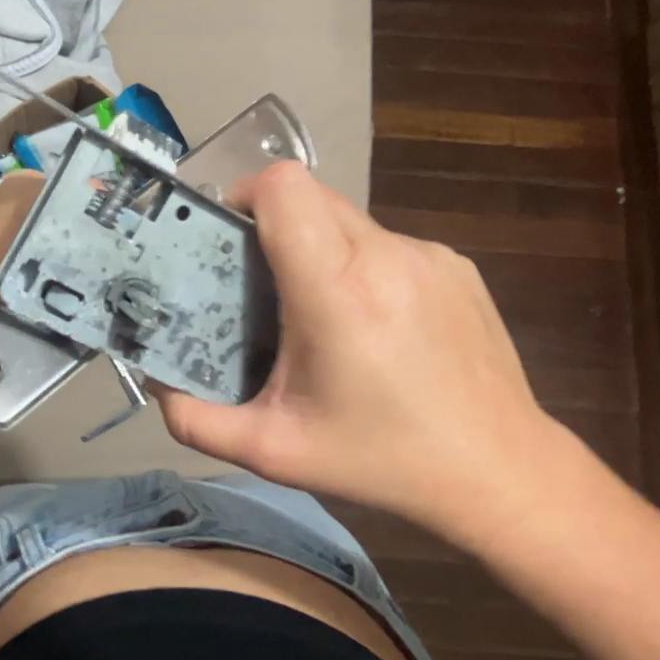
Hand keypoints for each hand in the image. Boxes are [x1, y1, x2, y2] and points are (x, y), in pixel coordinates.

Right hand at [154, 162, 563, 527]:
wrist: (500, 471)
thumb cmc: (380, 460)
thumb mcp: (273, 453)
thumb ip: (198, 422)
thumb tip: (160, 387)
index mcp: (336, 291)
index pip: (283, 188)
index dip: (244, 194)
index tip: (227, 235)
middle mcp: (386, 256)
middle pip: (310, 194)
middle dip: (271, 223)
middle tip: (256, 281)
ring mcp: (428, 256)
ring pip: (348, 219)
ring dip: (317, 248)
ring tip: (316, 312)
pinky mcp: (456, 265)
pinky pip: (386, 244)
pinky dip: (360, 267)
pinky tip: (372, 325)